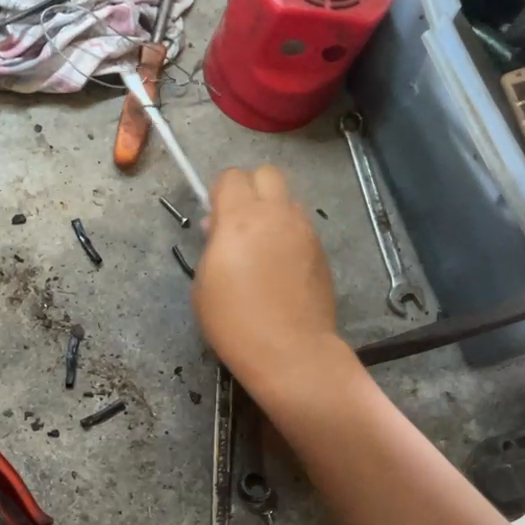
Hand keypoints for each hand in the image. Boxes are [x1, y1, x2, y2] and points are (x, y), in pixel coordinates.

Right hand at [194, 167, 345, 386]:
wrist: (289, 350)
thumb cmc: (234, 322)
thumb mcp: (203, 284)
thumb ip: (212, 247)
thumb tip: (219, 230)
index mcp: (239, 219)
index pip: (230, 177)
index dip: (219, 194)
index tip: (213, 219)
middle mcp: (276, 215)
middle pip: (266, 174)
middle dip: (250, 190)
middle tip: (238, 223)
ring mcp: (304, 231)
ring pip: (287, 200)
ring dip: (271, 213)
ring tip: (260, 249)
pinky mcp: (321, 251)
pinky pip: (301, 228)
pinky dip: (287, 236)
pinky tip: (279, 270)